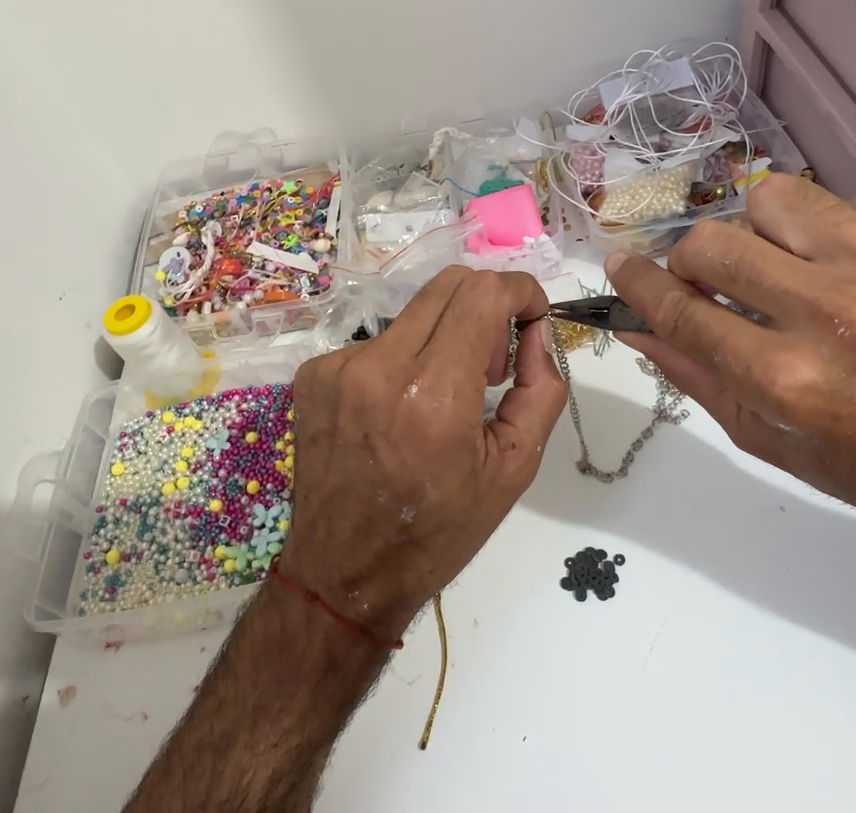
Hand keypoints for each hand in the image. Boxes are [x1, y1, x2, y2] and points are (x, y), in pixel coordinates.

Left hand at [278, 267, 568, 639]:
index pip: (484, 293)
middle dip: (487, 306)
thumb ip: (542, 389)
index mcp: (434, 395)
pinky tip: (401, 411)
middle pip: (449, 284)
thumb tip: (537, 333)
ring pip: (414, 313)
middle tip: (491, 364)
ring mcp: (338, 367)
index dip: (521, 290)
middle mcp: (379, 367)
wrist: (344, 571)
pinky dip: (404, 359)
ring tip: (444, 397)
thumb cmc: (438, 530)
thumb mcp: (515, 468)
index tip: (531, 318)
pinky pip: (378, 341)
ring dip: (444, 335)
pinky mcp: (314, 373)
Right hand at [605, 173, 855, 534]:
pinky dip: (845, 238)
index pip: (684, 308)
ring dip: (767, 231)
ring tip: (792, 265)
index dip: (641, 283)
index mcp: (792, 379)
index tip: (623, 264)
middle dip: (698, 258)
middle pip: (720, 242)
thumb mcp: (774, 442)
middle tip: (714, 276)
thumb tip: (634, 323)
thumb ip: (697, 377)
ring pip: (781, 197)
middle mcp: (843, 314)